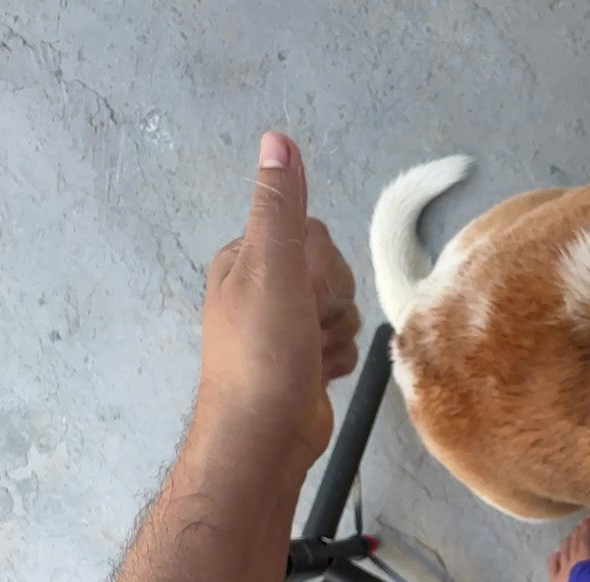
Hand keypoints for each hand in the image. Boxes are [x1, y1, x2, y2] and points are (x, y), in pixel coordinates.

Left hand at [197, 132, 360, 470]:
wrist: (266, 435)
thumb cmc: (264, 355)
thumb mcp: (273, 272)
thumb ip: (279, 208)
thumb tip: (278, 138)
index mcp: (246, 259)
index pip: (314, 235)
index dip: (323, 267)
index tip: (304, 295)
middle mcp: (262, 288)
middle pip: (333, 273)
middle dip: (333, 304)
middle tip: (306, 329)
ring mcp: (284, 328)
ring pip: (343, 311)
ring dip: (338, 335)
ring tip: (310, 356)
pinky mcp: (303, 360)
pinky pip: (343, 343)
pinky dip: (338, 359)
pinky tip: (318, 374)